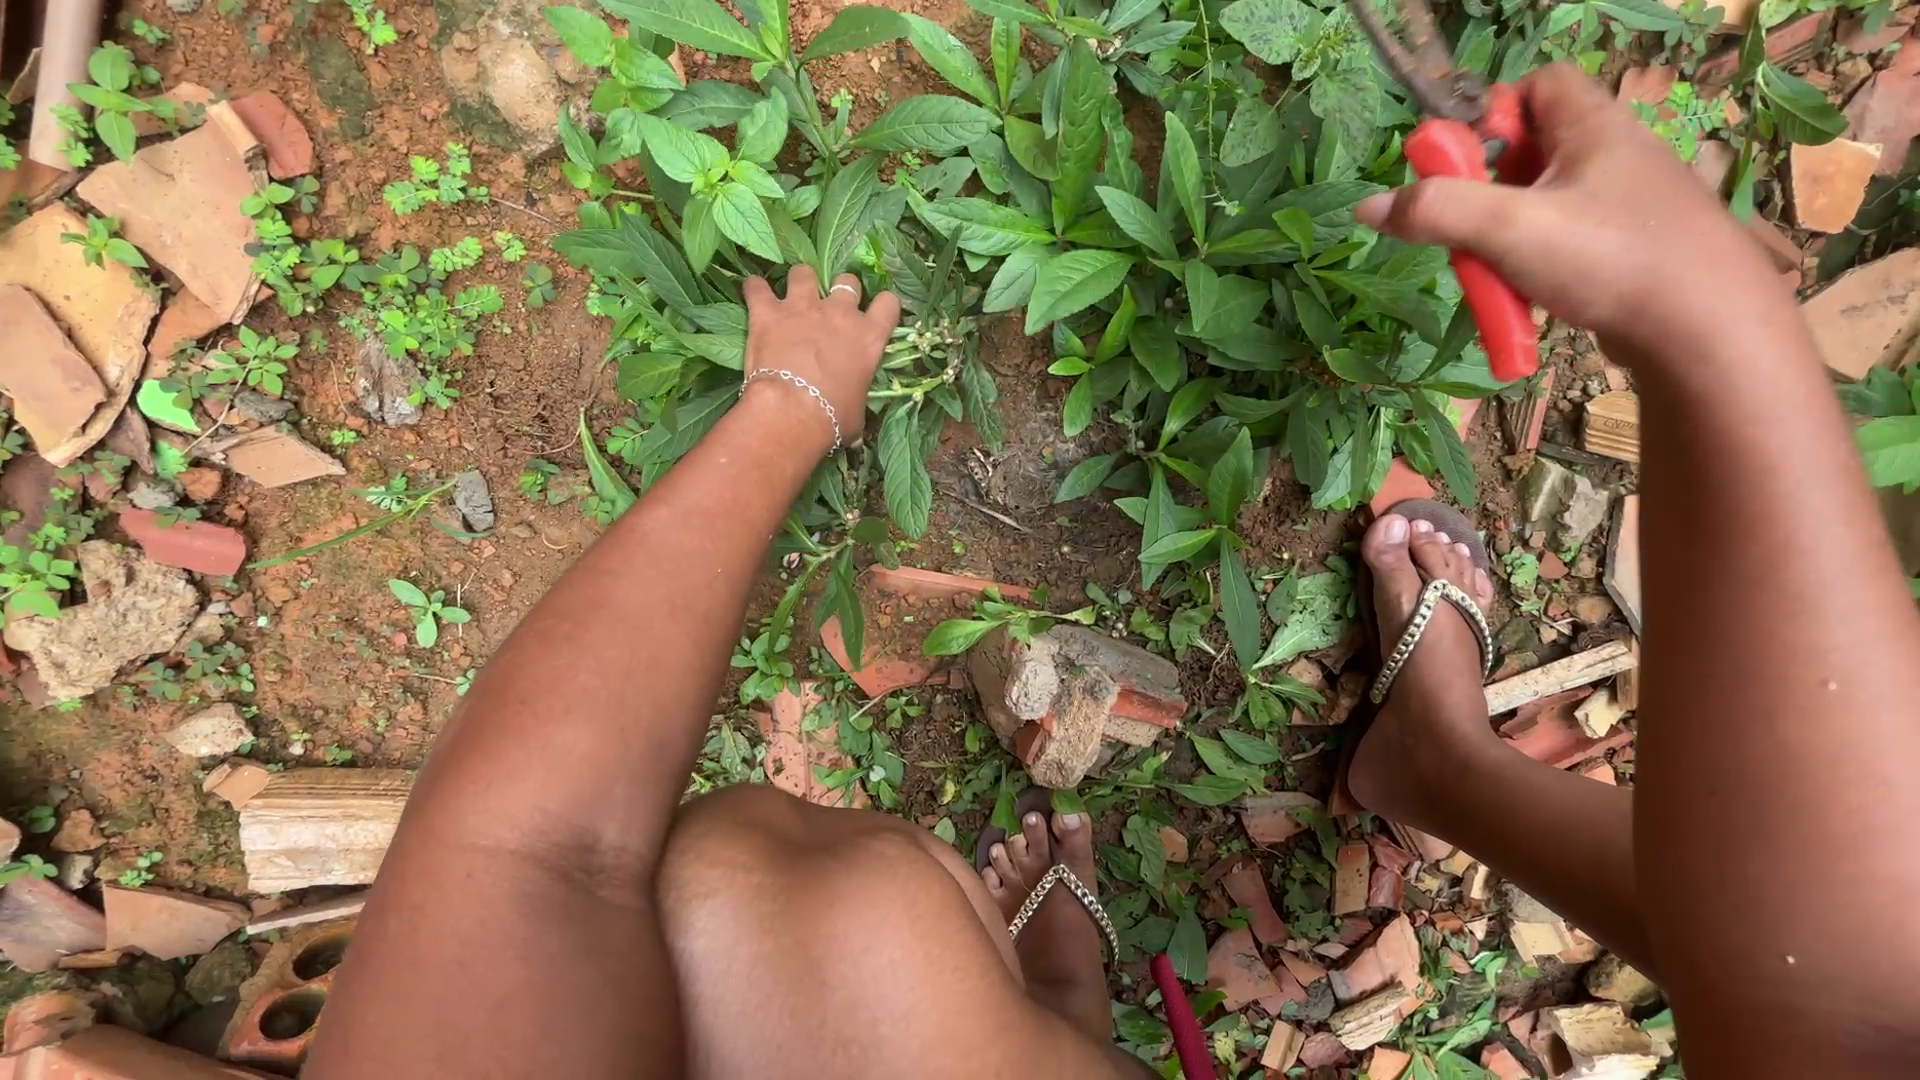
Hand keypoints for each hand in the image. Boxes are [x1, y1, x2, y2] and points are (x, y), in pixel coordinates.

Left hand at [742, 266, 901, 452]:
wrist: (793, 411)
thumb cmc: (832, 418)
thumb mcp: (856, 416)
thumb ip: (856, 411)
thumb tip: (854, 434)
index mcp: (869, 337)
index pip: (889, 304)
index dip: (883, 306)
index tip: (875, 313)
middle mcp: (840, 313)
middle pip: (847, 282)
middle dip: (840, 290)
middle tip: (831, 307)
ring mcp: (802, 307)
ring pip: (804, 273)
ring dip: (799, 281)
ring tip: (793, 293)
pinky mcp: (768, 312)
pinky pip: (756, 287)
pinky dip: (754, 288)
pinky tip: (753, 292)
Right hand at [1355, 64, 1793, 367]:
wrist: (1702, 326)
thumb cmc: (1609, 257)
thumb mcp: (1508, 229)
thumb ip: (1436, 211)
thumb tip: (1368, 206)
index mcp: (1592, 127)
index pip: (1536, 86)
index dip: (1488, 114)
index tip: (1456, 163)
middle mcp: (1609, 155)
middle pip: (1525, 152)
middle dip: (1481, 191)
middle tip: (1462, 228)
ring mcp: (1616, 204)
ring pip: (1535, 205)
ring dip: (1498, 238)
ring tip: (1490, 272)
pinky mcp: (1619, 247)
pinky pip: (1554, 241)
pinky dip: (1526, 266)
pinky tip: (1522, 295)